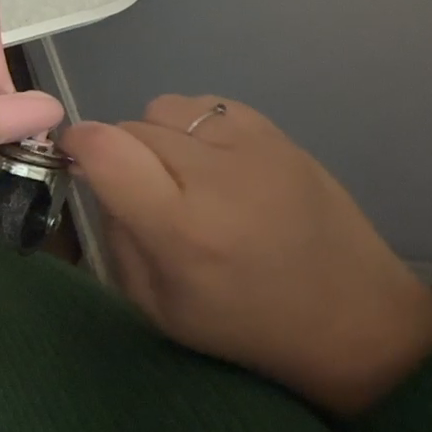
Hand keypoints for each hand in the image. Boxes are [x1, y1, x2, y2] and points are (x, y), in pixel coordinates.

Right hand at [57, 95, 431, 414]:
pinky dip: (193, 125)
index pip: (104, 149)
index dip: (76, 145)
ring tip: (173, 169)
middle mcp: (216, 179)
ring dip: (154, 133)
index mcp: (181, 230)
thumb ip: (116, 235)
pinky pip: (210, 105)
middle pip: (130, 127)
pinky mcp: (283, 139)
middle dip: (116, 150)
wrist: (356, 322)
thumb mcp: (154, 304)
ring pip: (166, 108)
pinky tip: (208, 160)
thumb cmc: (243, 325)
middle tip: (133, 186)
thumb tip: (97, 177)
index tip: (74, 159)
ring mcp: (256, 151)